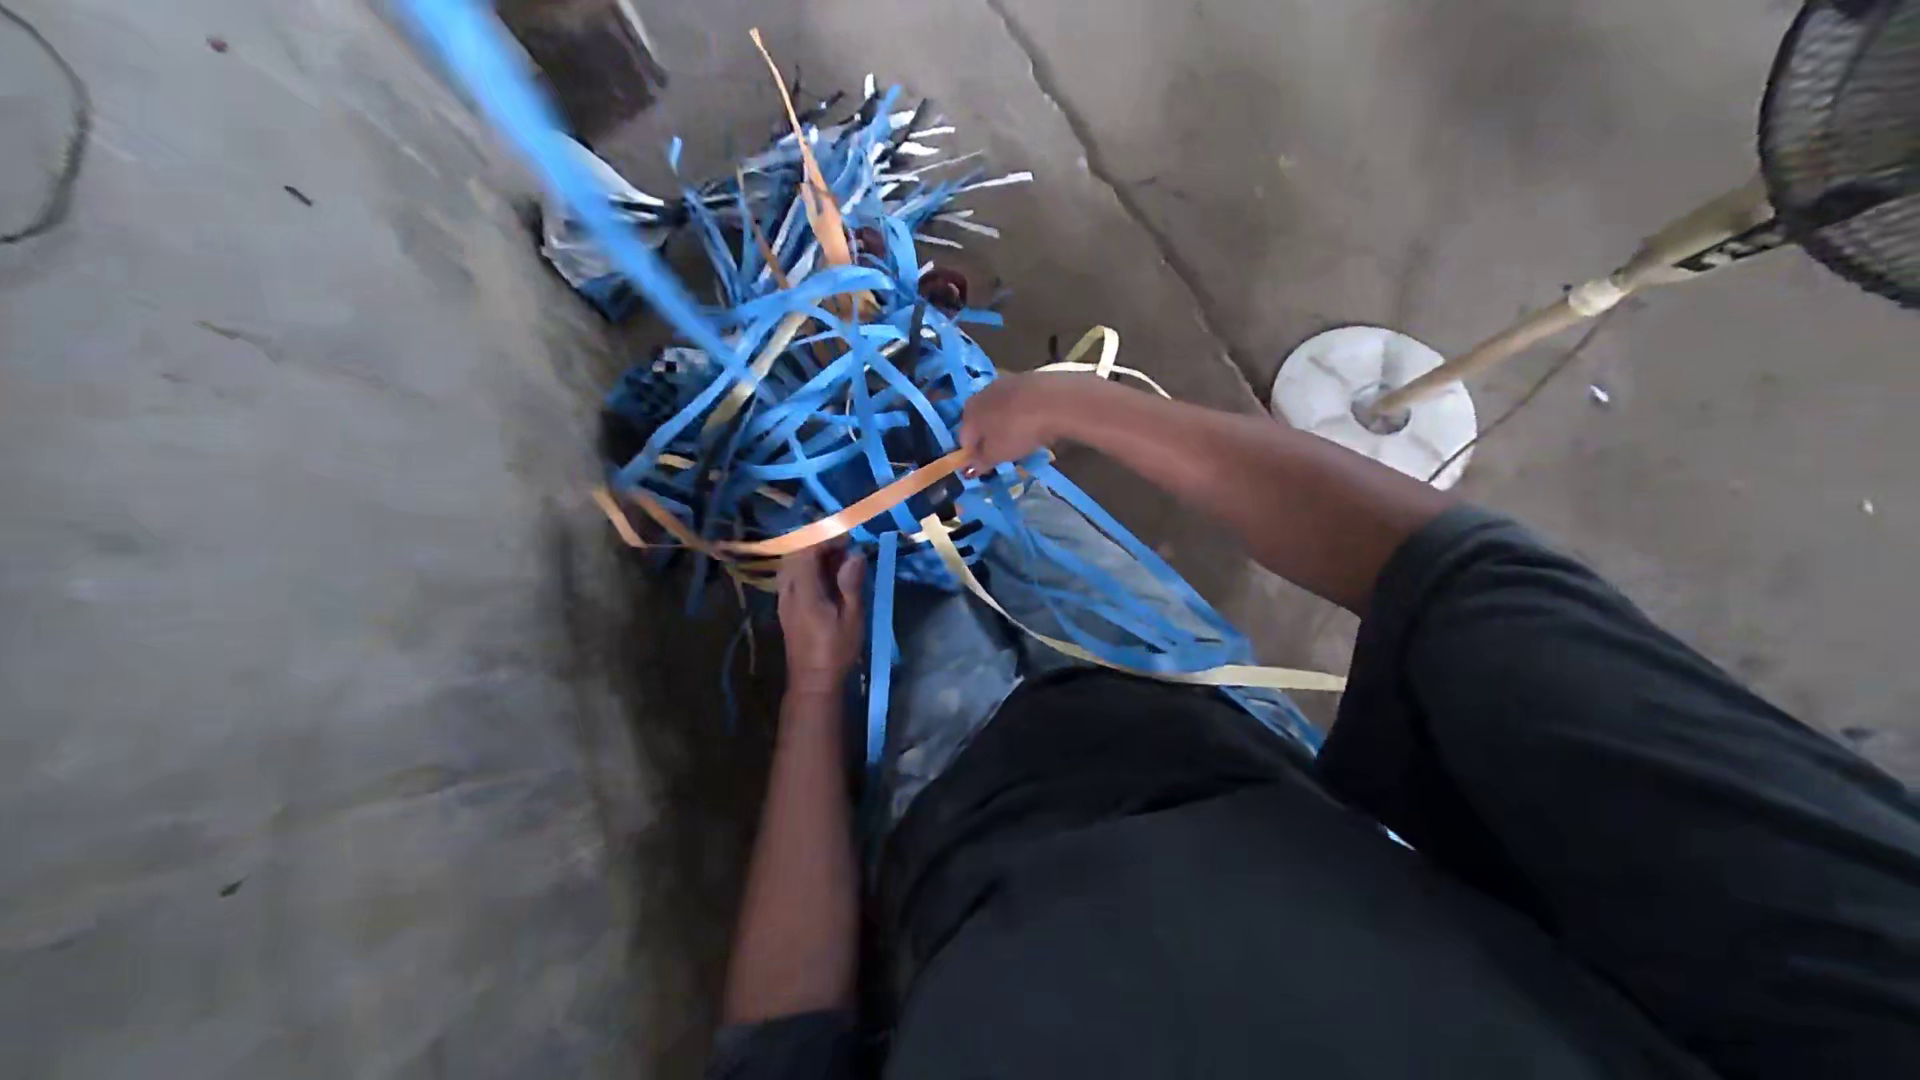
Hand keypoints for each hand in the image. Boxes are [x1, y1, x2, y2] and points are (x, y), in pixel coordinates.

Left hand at [777, 545, 867, 696]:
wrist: (813, 680)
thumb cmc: (835, 650)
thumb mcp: (851, 617)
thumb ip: (851, 583)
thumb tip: (855, 554)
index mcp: (803, 591)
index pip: (806, 550)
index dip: (826, 539)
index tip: (848, 541)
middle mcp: (788, 590)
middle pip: (795, 553)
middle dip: (819, 544)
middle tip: (844, 550)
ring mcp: (784, 598)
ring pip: (792, 564)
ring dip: (813, 556)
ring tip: (838, 563)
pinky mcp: (786, 606)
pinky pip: (792, 576)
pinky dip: (808, 568)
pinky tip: (827, 578)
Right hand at [958, 373, 1087, 476]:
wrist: (1055, 399)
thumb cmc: (1018, 431)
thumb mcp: (997, 454)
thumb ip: (980, 462)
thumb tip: (969, 469)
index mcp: (969, 412)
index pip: (964, 439)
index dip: (973, 455)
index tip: (987, 466)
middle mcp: (981, 393)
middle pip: (981, 421)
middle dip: (989, 438)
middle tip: (1005, 453)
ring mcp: (1004, 382)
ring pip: (999, 409)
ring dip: (1006, 424)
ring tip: (1023, 437)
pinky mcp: (1027, 377)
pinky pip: (1018, 402)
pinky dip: (1023, 412)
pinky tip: (1037, 421)